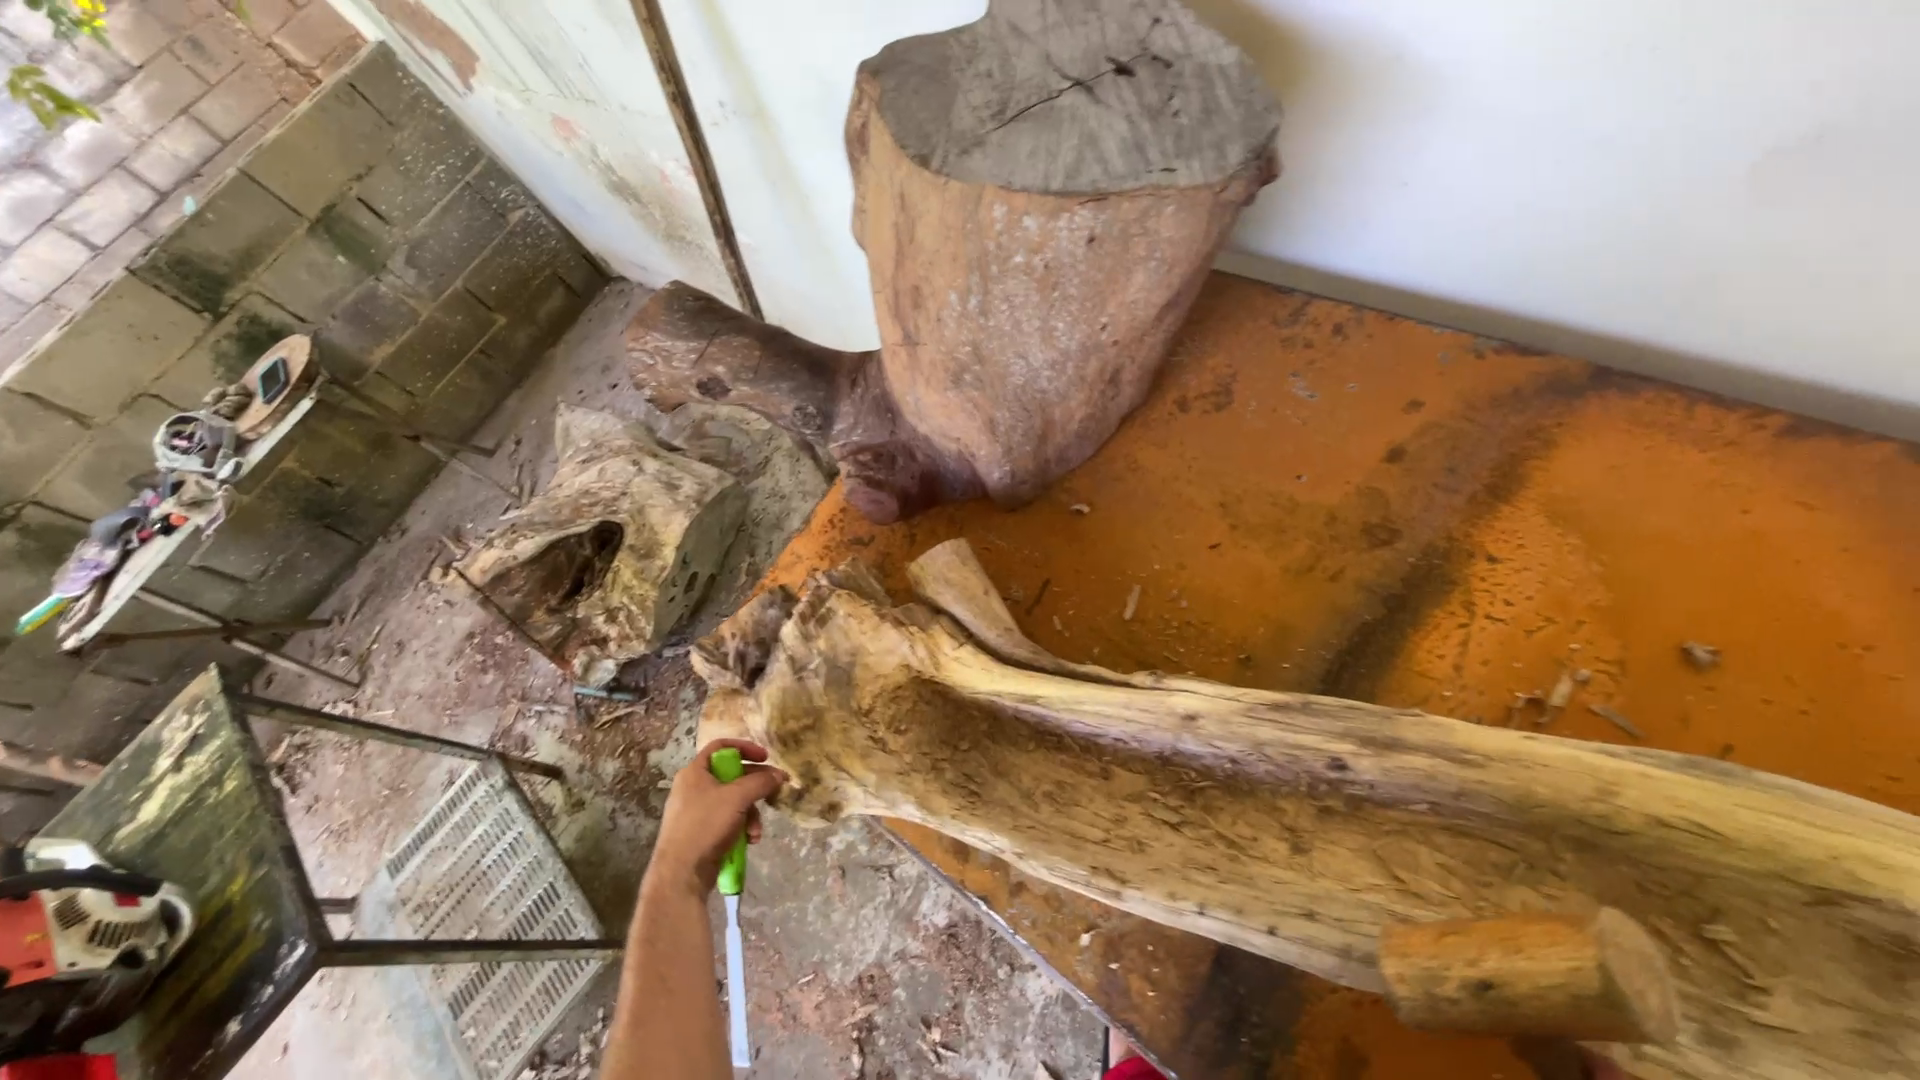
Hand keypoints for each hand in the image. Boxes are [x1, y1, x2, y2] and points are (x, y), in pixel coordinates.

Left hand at [645, 739, 787, 896]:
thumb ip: (760, 782)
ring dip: (751, 814)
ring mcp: (696, 811)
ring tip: (756, 831)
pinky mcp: (701, 832)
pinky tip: (749, 841)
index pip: (721, 746)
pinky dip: (741, 827)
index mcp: (695, 772)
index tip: (765, 757)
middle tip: (775, 791)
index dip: (745, 748)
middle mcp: (693, 788)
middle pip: (731, 776)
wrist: (681, 873)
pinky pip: (728, 820)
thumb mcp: (737, 798)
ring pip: (733, 801)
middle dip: (755, 787)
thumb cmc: (705, 825)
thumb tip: (778, 775)